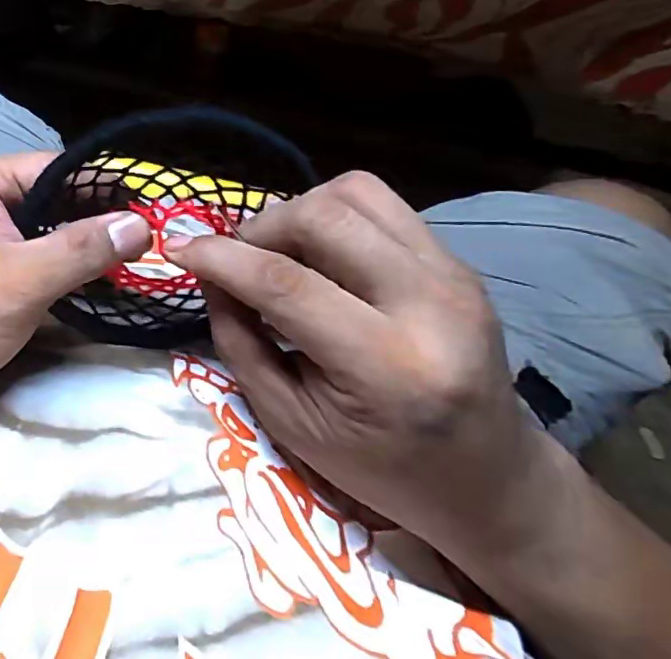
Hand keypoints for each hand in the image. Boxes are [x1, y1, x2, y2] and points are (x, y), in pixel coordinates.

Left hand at [0, 152, 152, 399]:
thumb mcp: (17, 283)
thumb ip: (79, 249)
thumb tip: (143, 224)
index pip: (62, 167)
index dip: (110, 185)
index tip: (158, 205)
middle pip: (64, 192)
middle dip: (107, 213)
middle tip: (160, 233)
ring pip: (61, 220)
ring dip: (96, 237)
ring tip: (146, 250)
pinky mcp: (5, 253)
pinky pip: (52, 244)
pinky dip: (79, 256)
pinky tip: (113, 268)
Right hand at [167, 172, 551, 553]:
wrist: (490, 479)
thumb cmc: (381, 467)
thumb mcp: (290, 422)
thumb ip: (239, 340)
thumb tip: (209, 271)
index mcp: (389, 368)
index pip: (286, 284)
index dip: (221, 258)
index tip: (180, 249)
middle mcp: (430, 305)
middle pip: (323, 217)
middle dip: (261, 227)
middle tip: (240, 261)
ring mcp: (452, 274)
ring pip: (353, 191)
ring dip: (298, 211)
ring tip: (282, 254)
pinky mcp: (456, 259)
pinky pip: (377, 204)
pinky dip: (331, 216)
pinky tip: (322, 256)